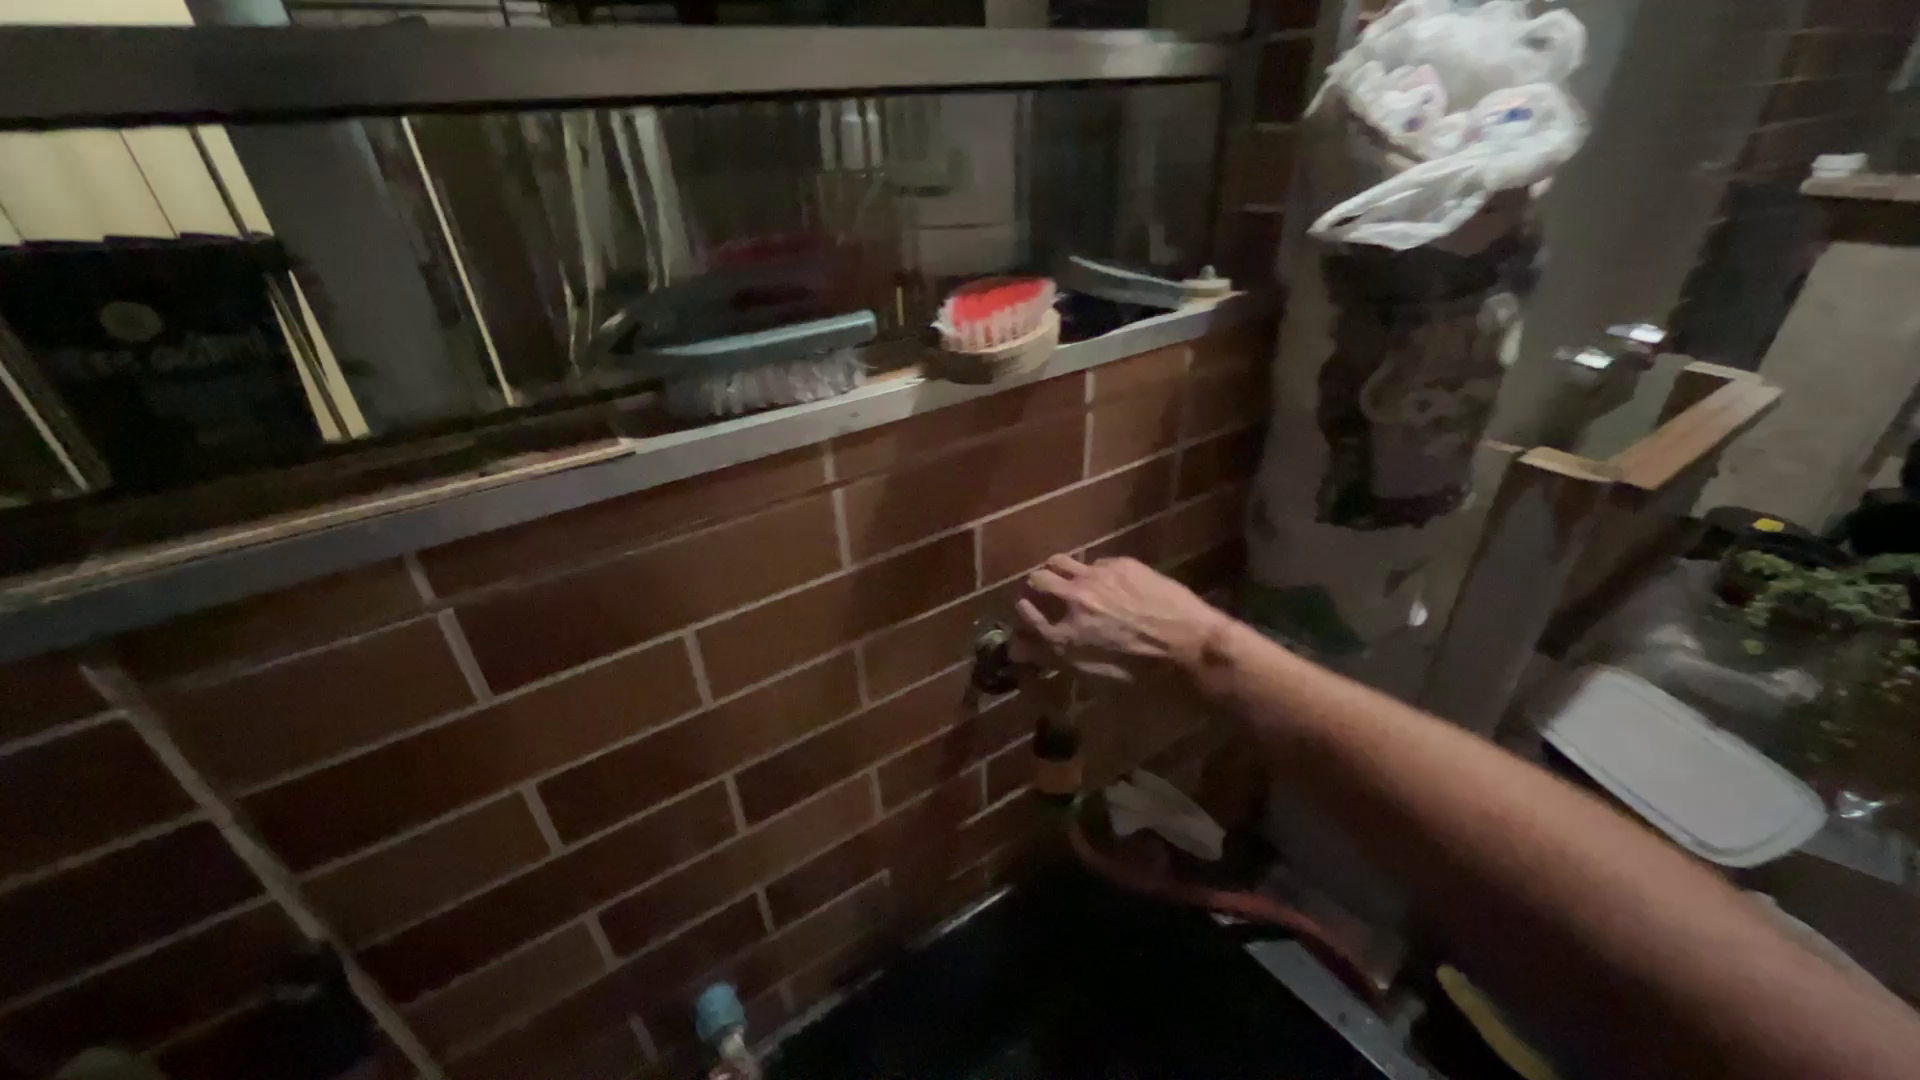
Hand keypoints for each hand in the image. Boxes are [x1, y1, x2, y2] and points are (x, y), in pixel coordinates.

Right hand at [1015, 555, 1232, 683]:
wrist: (1192, 647)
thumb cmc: (1145, 676)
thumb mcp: (1094, 678)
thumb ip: (1056, 659)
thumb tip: (1021, 650)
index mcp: (1063, 638)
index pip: (1024, 615)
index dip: (1024, 614)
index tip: (1028, 615)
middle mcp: (1072, 602)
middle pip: (1035, 581)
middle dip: (1035, 588)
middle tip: (1046, 596)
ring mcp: (1095, 578)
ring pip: (1058, 562)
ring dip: (1056, 571)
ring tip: (1067, 580)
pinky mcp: (1119, 564)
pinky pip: (1093, 563)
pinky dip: (1092, 573)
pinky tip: (1109, 585)